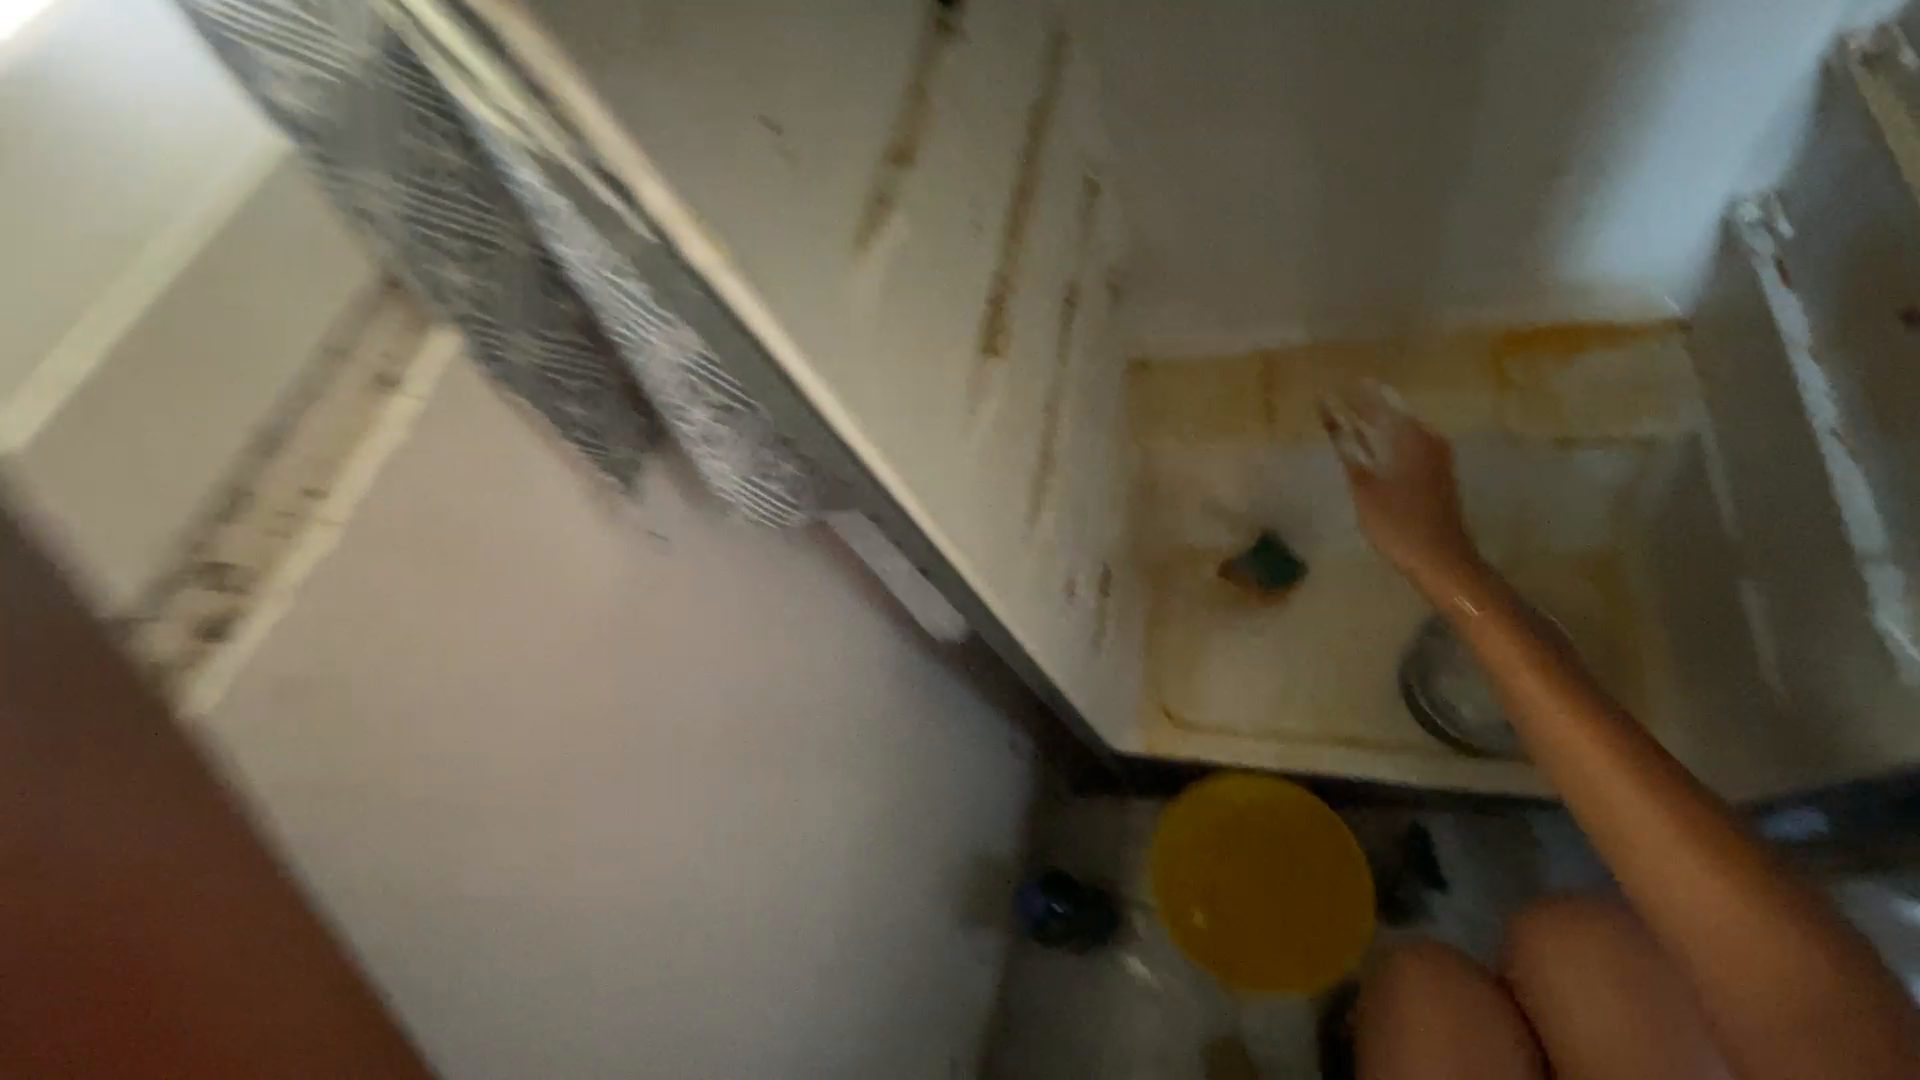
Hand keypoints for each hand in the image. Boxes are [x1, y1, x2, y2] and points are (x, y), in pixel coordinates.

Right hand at [1319, 380, 1482, 594]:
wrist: (1439, 556)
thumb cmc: (1396, 521)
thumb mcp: (1363, 484)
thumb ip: (1346, 446)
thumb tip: (1329, 413)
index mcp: (1408, 436)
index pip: (1375, 403)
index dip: (1353, 394)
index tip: (1332, 385)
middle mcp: (1426, 438)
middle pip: (1392, 412)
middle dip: (1366, 403)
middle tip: (1340, 393)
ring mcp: (1435, 454)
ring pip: (1401, 426)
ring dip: (1377, 420)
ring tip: (1352, 413)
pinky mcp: (1436, 471)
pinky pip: (1407, 441)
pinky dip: (1387, 437)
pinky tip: (1373, 442)